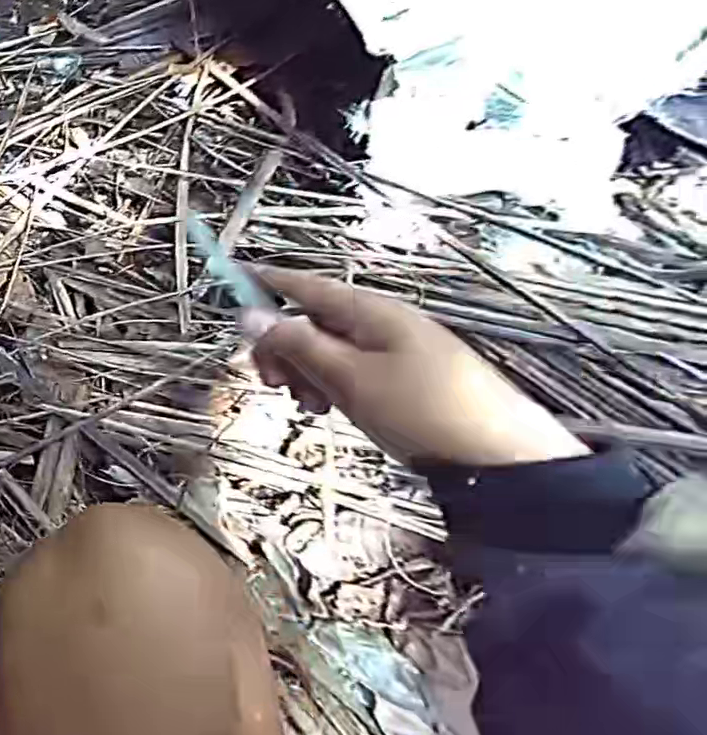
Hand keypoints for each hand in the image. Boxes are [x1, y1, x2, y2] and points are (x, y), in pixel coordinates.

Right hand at [246, 268, 589, 466]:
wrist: (501, 460)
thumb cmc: (421, 410)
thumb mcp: (345, 376)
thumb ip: (295, 343)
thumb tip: (251, 315)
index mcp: (371, 313)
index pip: (306, 286)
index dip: (267, 281)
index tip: (233, 275)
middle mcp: (381, 323)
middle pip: (308, 321)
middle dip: (280, 347)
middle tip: (271, 380)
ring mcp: (393, 349)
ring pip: (322, 347)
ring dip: (300, 371)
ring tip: (306, 402)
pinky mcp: (400, 374)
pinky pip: (345, 367)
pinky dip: (324, 382)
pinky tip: (326, 406)